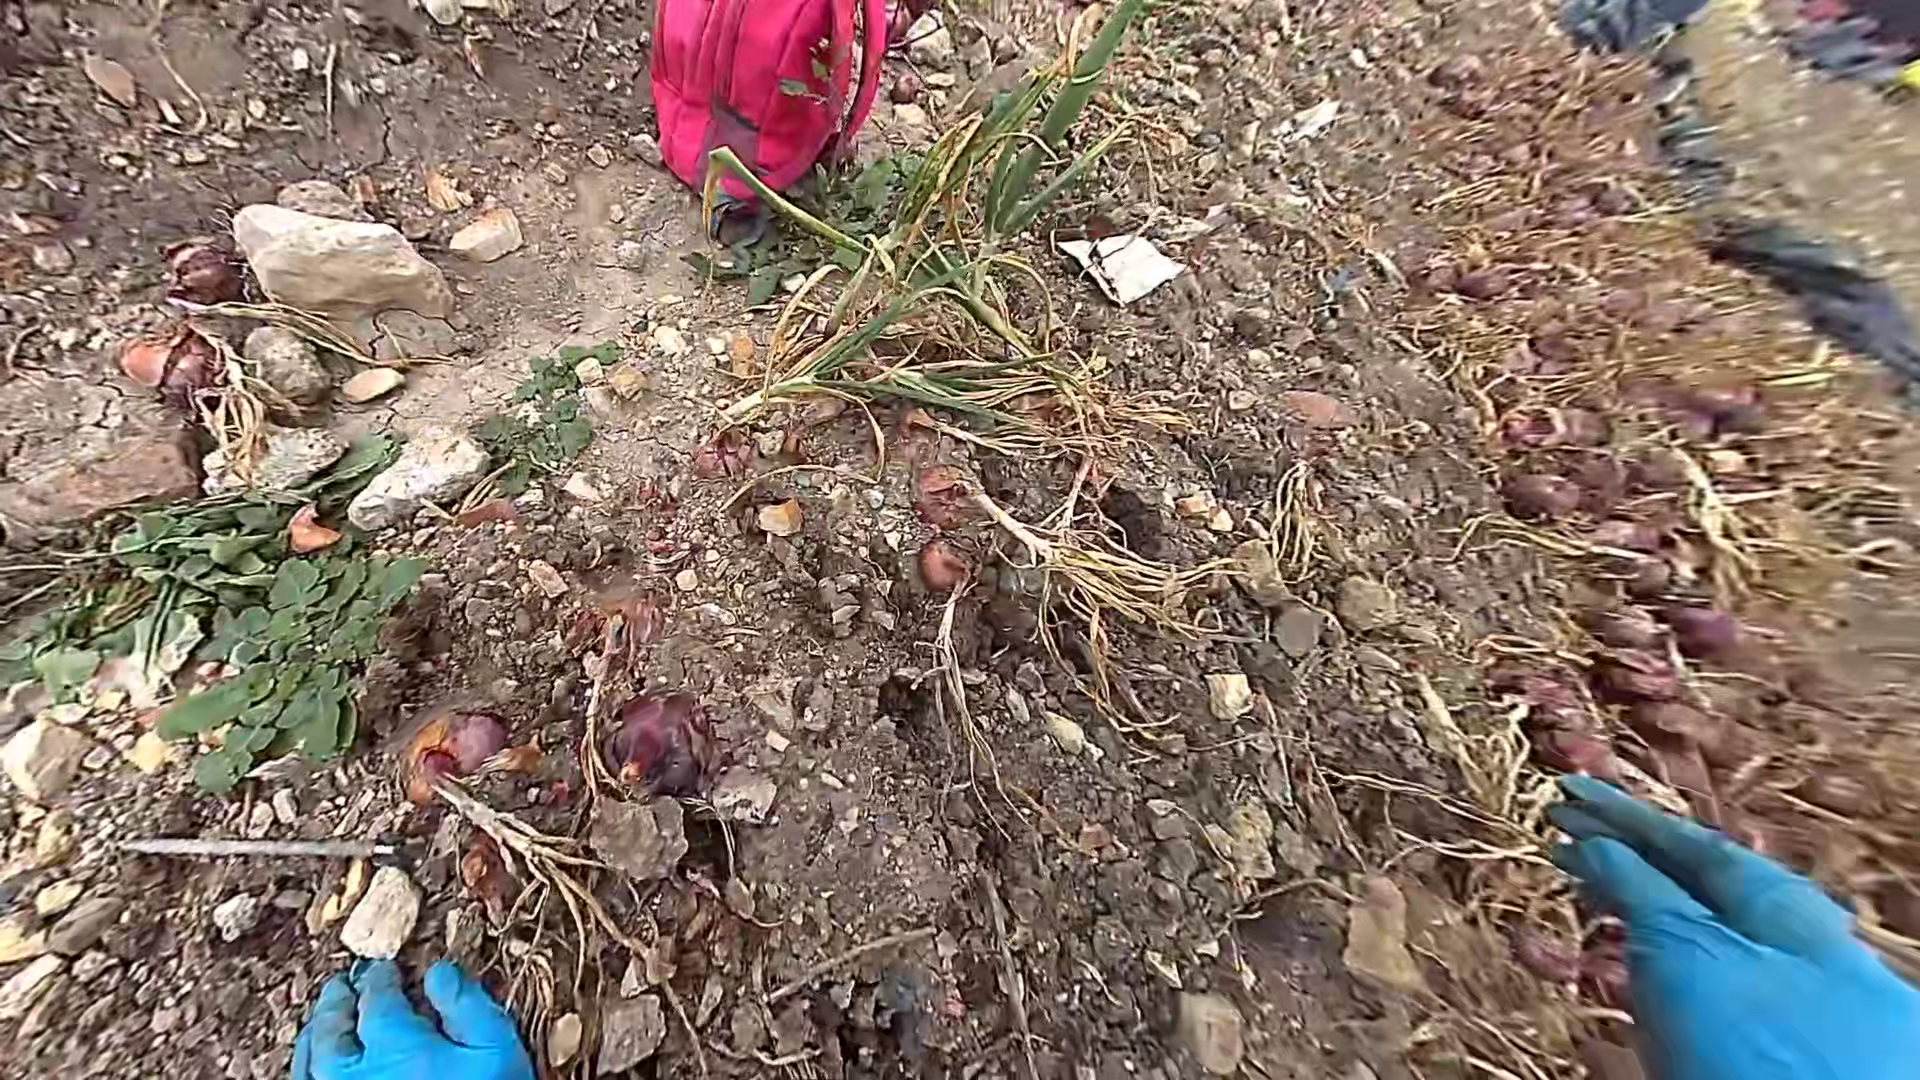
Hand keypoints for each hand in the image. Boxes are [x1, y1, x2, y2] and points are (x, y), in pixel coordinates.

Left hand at [291, 959, 533, 1079]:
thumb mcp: (493, 1043)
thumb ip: (465, 1004)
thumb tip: (438, 969)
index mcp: (395, 1050)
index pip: (376, 1004)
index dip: (378, 981)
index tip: (381, 965)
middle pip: (329, 1038)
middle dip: (334, 1006)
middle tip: (338, 985)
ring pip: (306, 1071)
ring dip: (313, 1040)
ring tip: (322, 1022)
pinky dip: (308, 1072)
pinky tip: (319, 1067)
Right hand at [1551, 774, 1919, 1079]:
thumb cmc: (1757, 1042)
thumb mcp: (1684, 947)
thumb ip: (1638, 883)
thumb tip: (1593, 840)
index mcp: (1793, 921)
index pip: (1697, 845)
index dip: (1626, 812)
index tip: (1567, 786)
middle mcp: (1795, 953)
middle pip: (1696, 882)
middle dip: (1621, 847)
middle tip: (1556, 820)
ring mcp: (1778, 999)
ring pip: (1689, 923)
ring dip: (1624, 889)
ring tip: (1572, 873)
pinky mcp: (1753, 1037)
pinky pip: (1688, 965)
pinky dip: (1641, 936)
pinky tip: (1608, 937)